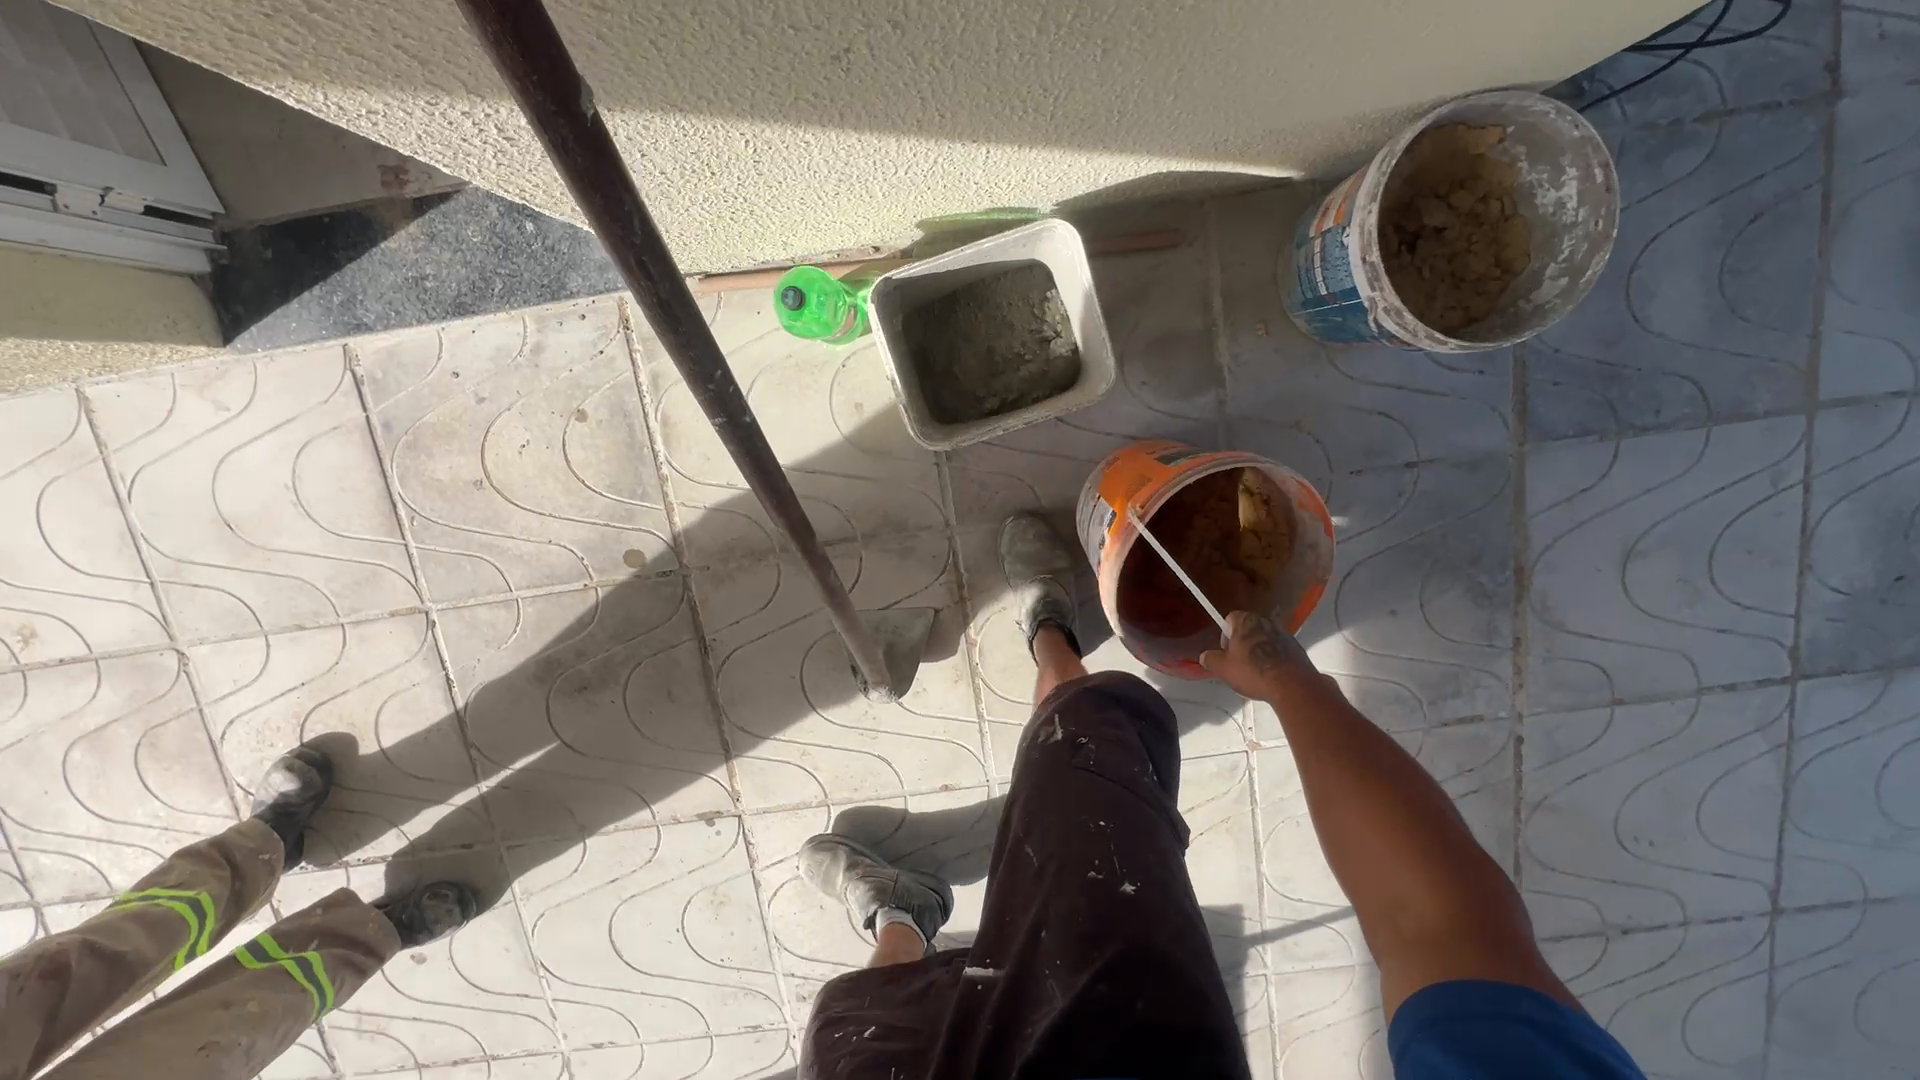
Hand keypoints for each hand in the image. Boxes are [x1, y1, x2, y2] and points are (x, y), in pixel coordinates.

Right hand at [1200, 611, 1313, 698]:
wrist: (1291, 686)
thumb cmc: (1253, 672)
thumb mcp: (1223, 669)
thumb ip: (1210, 659)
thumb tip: (1205, 656)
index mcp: (1246, 621)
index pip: (1230, 618)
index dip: (1225, 635)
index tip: (1226, 652)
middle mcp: (1266, 622)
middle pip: (1248, 629)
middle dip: (1242, 643)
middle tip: (1238, 663)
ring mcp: (1284, 634)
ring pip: (1264, 639)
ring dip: (1259, 651)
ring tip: (1256, 673)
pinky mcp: (1296, 648)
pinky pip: (1279, 650)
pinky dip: (1273, 658)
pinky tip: (1271, 676)